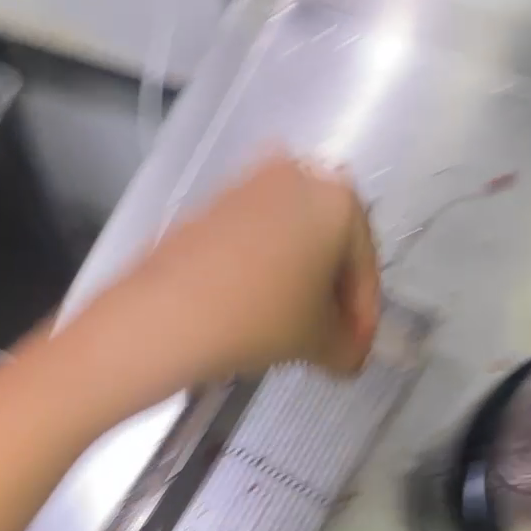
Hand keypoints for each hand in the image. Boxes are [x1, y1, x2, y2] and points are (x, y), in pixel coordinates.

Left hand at [86, 152, 382, 383]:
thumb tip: (350, 354)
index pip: (365, 266)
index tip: (357, 351)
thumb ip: (347, 346)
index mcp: (339, 198)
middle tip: (328, 341)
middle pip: (329, 247)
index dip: (364, 318)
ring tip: (291, 333)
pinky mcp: (211, 204)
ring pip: (291, 242)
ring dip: (297, 285)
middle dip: (331, 297)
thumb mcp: (316, 340)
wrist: (165, 312)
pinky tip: (256, 312)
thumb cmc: (257, 317)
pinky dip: (264, 273)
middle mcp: (297, 175)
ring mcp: (248, 185)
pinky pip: (256, 241)